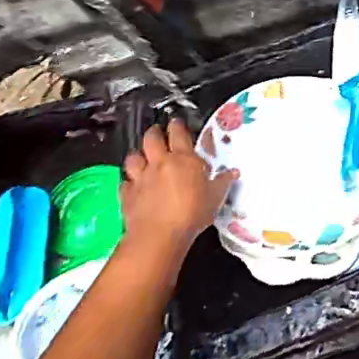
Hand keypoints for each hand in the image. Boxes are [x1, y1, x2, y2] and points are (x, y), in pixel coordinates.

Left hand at [121, 121, 235, 255]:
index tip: (177, 123)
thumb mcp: (215, 197)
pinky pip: (125, 182)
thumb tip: (233, 172)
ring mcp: (141, 178)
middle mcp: (159, 163)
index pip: (178, 133)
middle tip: (157, 133)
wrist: (159, 235)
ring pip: (133, 157)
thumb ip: (223, 182)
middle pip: (151, 138)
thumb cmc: (191, 213)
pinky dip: (129, 182)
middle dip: (154, 133)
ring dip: (137, 156)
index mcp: (183, 159)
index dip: (177, 125)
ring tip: (142, 158)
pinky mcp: (127, 195)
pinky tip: (133, 186)